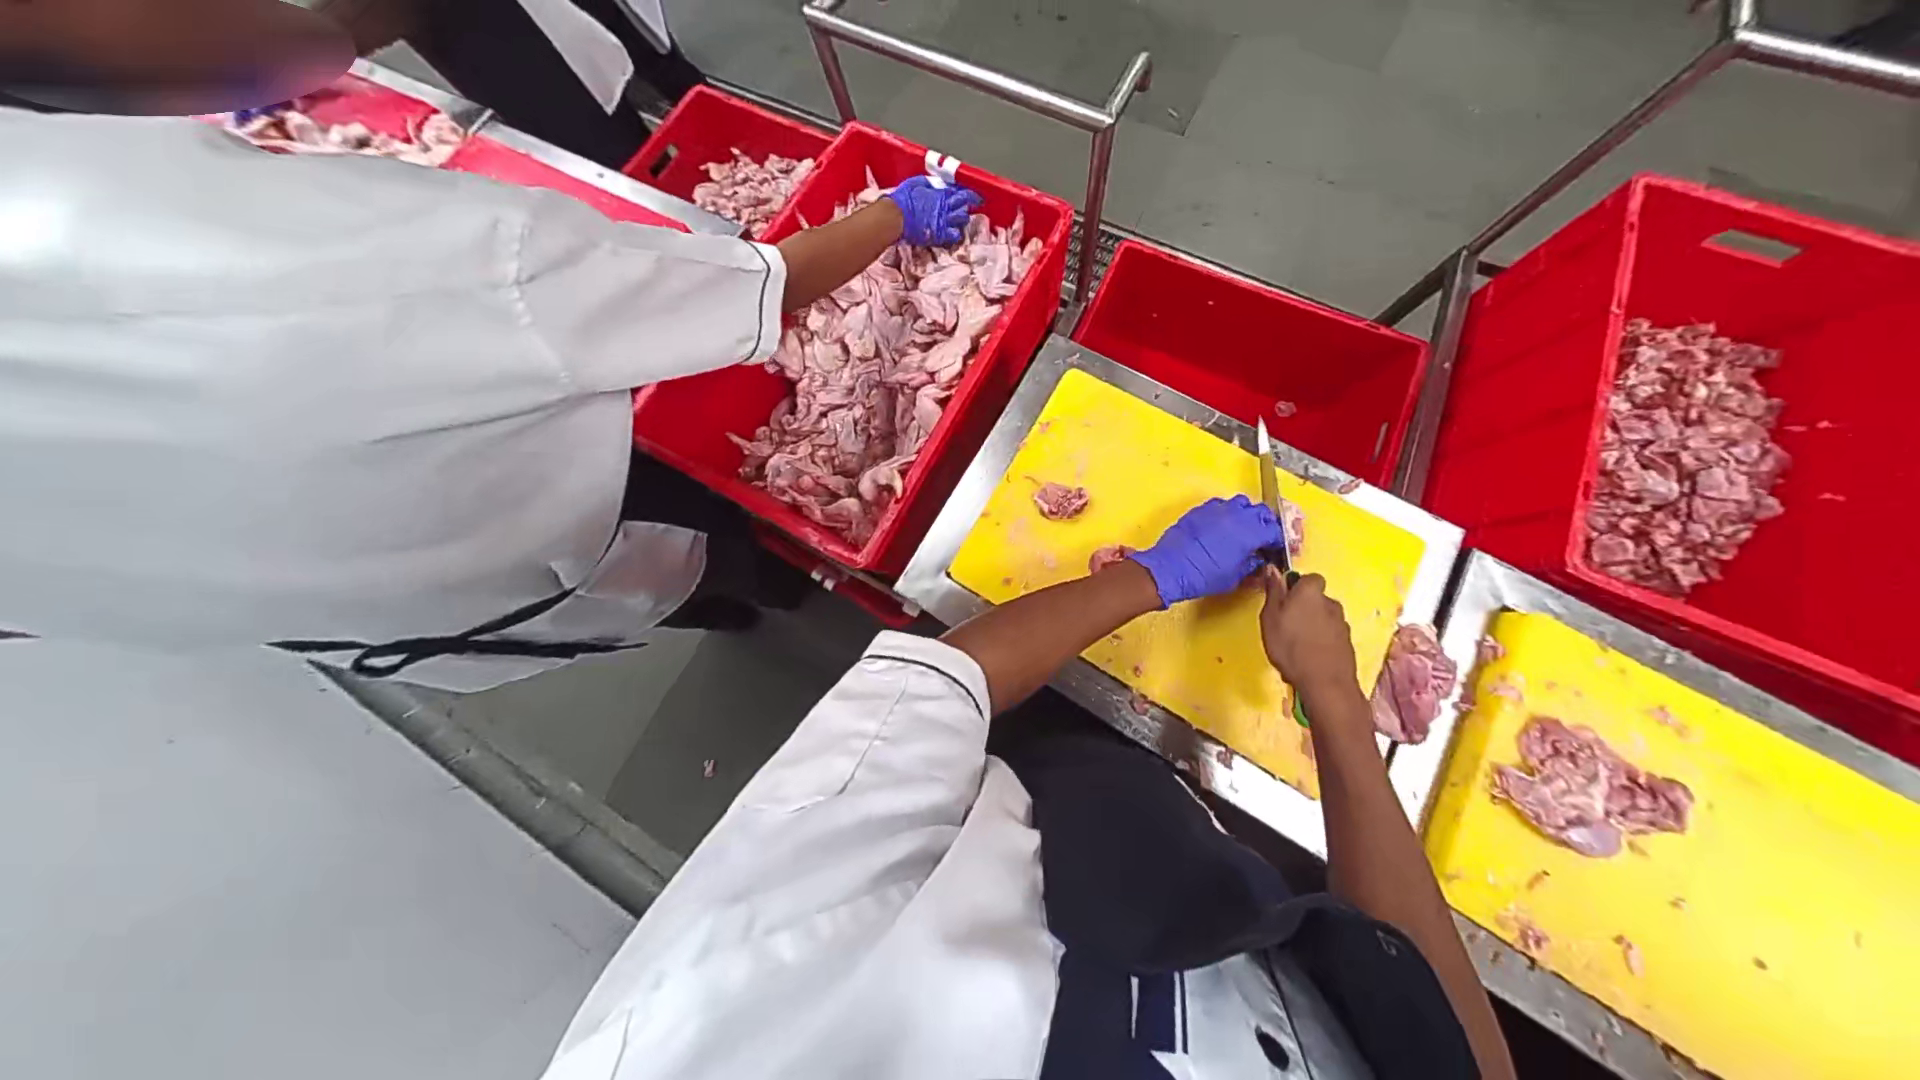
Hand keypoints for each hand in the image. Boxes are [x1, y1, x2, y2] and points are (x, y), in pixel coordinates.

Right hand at [888, 176, 982, 245]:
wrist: (896, 216)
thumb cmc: (903, 199)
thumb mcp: (916, 183)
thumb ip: (929, 183)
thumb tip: (936, 183)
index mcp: (941, 193)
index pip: (961, 192)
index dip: (970, 195)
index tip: (976, 197)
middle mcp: (945, 207)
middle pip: (964, 206)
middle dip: (969, 205)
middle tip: (970, 206)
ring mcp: (943, 222)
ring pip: (962, 220)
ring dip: (962, 219)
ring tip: (961, 220)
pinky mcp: (939, 235)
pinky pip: (954, 235)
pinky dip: (955, 234)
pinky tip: (954, 233)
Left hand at [1129, 494, 1283, 607]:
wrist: (1170, 569)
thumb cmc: (1203, 577)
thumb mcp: (1235, 577)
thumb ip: (1252, 564)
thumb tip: (1258, 559)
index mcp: (1250, 532)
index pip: (1275, 530)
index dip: (1278, 540)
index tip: (1276, 548)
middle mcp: (1236, 515)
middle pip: (1262, 512)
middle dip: (1267, 523)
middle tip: (1264, 537)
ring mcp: (1217, 509)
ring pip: (1242, 503)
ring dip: (1247, 514)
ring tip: (1244, 529)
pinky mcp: (1200, 510)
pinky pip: (1221, 505)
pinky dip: (1227, 512)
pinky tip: (1223, 526)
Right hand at [1259, 569, 1359, 704]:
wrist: (1325, 682)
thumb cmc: (1290, 646)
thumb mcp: (1270, 617)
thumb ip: (1274, 591)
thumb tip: (1273, 568)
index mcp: (1311, 592)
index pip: (1310, 578)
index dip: (1298, 586)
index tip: (1284, 600)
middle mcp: (1331, 603)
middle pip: (1317, 599)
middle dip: (1304, 607)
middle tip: (1286, 624)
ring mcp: (1342, 624)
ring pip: (1324, 617)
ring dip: (1312, 625)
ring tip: (1296, 644)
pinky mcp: (1347, 643)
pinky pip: (1330, 635)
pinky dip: (1321, 640)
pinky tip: (1308, 655)